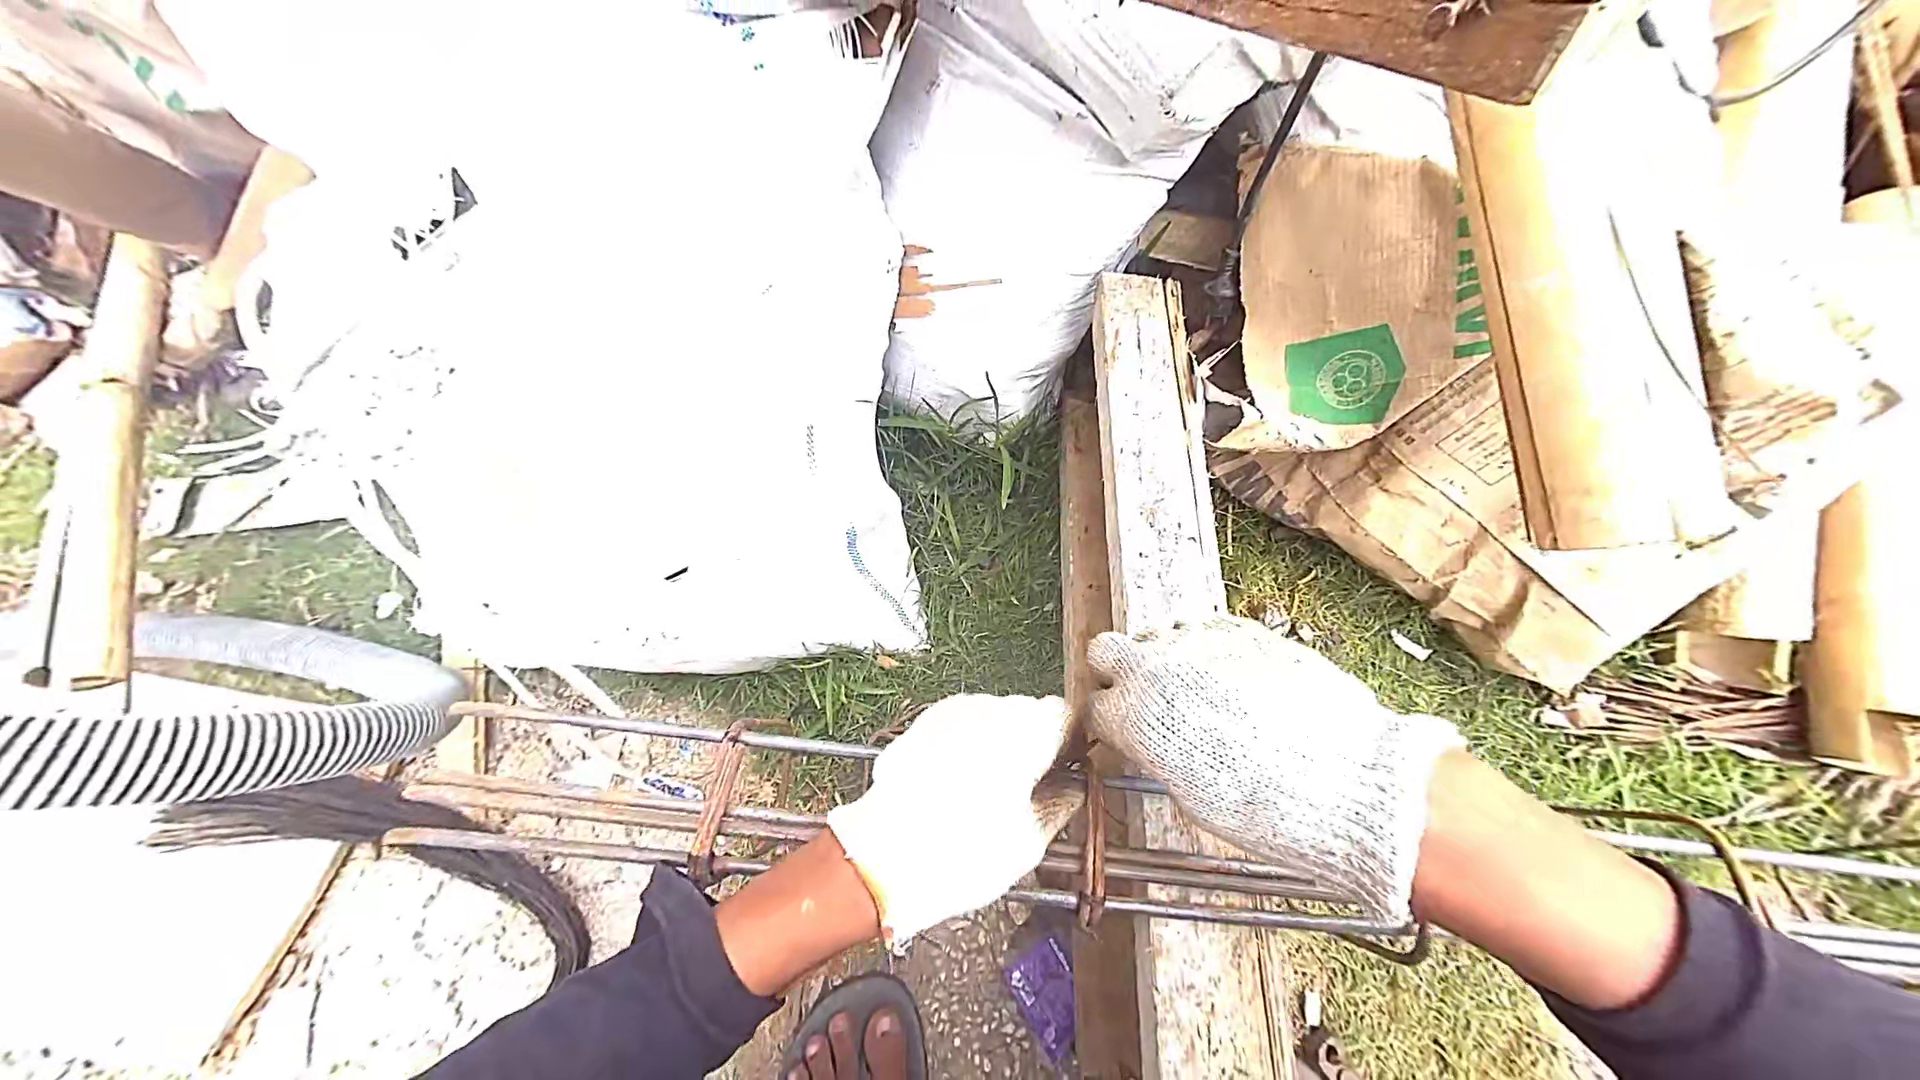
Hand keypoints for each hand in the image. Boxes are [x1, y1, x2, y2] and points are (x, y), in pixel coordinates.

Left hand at [826, 694, 1076, 945]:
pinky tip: (956, 783)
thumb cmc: (966, 852)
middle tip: (1026, 788)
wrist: (882, 856)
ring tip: (986, 790)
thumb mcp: (1030, 838)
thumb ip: (1062, 799)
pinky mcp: (924, 721)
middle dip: (1035, 742)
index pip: (1067, 716)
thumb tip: (1074, 782)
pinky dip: (968, 743)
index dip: (1071, 744)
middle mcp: (992, 707)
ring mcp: (954, 710)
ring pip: (993, 716)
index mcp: (1028, 730)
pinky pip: (962, 724)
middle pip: (1030, 712)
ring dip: (1000, 741)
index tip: (1065, 772)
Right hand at [1087, 616, 1461, 921]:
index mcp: (1133, 717)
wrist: (1344, 777)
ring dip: (1165, 659)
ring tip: (1198, 690)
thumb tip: (1154, 743)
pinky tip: (1235, 679)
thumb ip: (1157, 754)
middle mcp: (1154, 670)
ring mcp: (1195, 642)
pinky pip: (1204, 632)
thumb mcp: (1193, 795)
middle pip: (1104, 650)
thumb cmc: (1268, 807)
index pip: (1092, 705)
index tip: (1117, 727)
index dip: (1103, 719)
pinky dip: (1207, 651)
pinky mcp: (1236, 629)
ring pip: (1156, 636)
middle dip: (1115, 671)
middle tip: (1143, 696)